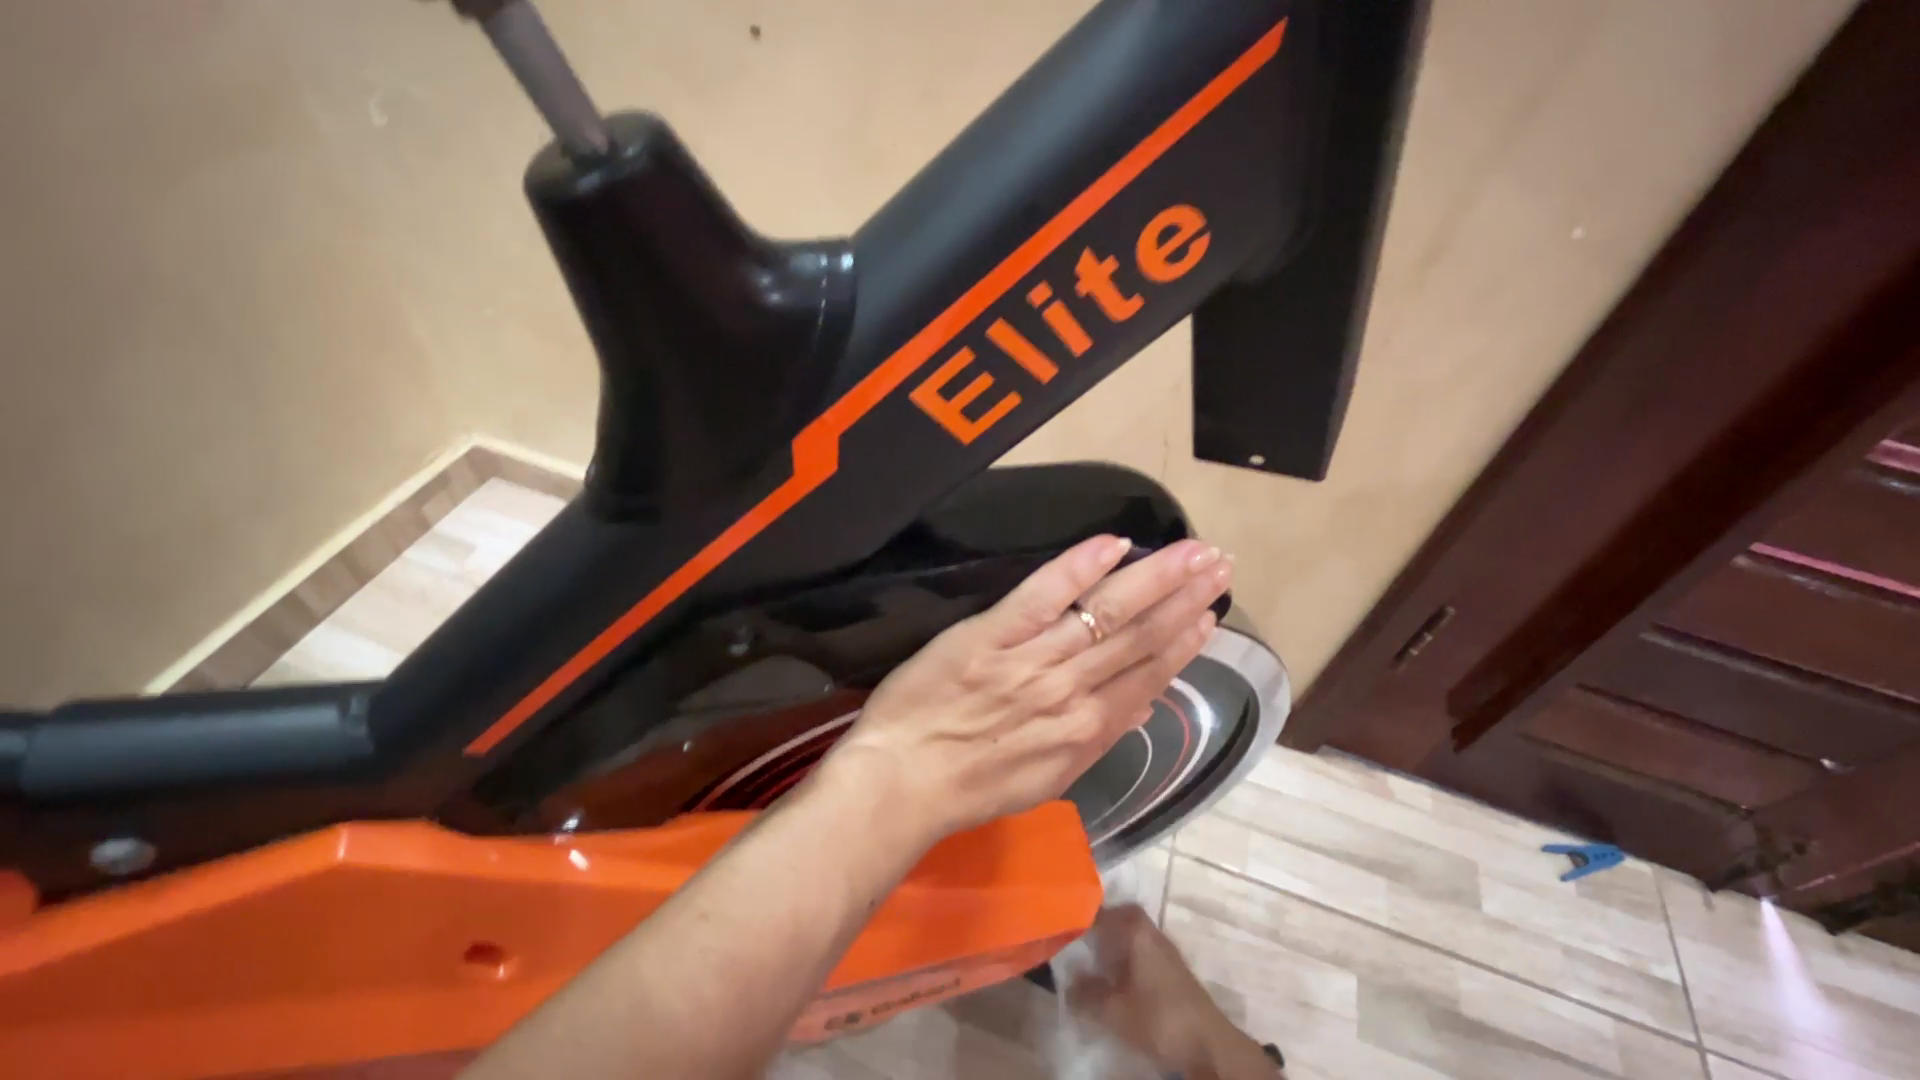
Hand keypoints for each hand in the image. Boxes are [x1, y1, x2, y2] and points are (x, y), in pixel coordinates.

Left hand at [817, 535, 1231, 849]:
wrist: (902, 783)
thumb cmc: (970, 787)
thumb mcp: (1047, 779)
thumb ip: (1097, 738)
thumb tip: (1142, 703)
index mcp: (1086, 732)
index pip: (1148, 677)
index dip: (1183, 643)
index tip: (1211, 615)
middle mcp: (1070, 692)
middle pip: (1138, 638)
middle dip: (1184, 599)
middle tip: (1218, 565)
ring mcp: (1032, 662)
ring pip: (1105, 614)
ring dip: (1153, 580)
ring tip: (1191, 552)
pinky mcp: (990, 636)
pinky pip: (1042, 597)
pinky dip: (1078, 569)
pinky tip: (1112, 544)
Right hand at [1069, 906, 1280, 1078]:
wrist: (1208, 1044)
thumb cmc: (1159, 1017)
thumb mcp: (1115, 1009)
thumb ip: (1088, 994)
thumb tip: (1068, 984)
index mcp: (1139, 933)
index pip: (1111, 911)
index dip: (1090, 914)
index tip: (1070, 924)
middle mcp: (1155, 937)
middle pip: (1126, 922)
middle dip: (1104, 931)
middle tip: (1080, 944)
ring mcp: (1169, 956)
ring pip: (1137, 941)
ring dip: (1118, 950)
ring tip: (1095, 967)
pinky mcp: (1176, 977)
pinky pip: (1146, 959)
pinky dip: (1130, 966)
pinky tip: (1119, 986)